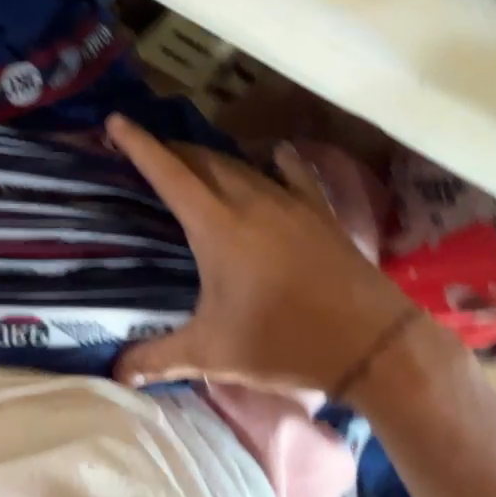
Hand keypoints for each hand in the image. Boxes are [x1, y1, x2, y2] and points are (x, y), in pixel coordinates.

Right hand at [106, 114, 428, 394]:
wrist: (381, 351)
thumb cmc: (287, 344)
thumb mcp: (213, 354)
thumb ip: (158, 358)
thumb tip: (114, 375)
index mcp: (216, 226)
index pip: (167, 172)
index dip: (138, 144)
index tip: (115, 121)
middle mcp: (251, 203)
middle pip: (202, 161)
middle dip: (168, 149)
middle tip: (144, 148)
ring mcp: (293, 205)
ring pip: (241, 166)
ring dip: (210, 158)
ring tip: (190, 160)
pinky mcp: (323, 216)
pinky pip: (296, 176)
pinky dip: (278, 163)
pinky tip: (275, 155)